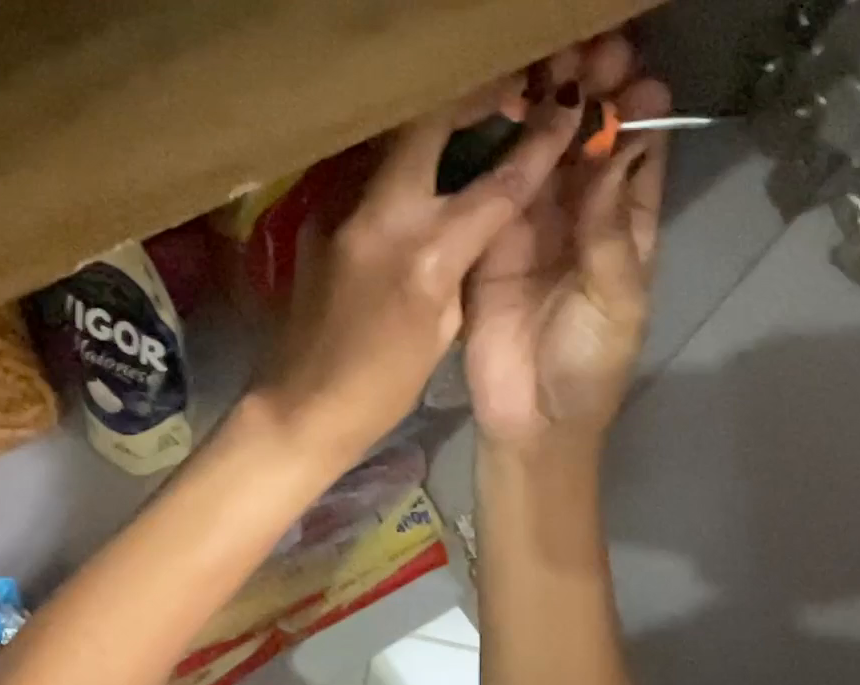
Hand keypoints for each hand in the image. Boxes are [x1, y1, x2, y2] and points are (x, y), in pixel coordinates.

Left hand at [252, 56, 585, 461]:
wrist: (299, 408)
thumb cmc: (380, 389)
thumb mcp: (441, 332)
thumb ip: (460, 268)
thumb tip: (470, 230)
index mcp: (425, 255)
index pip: (495, 185)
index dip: (535, 147)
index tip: (559, 116)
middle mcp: (380, 219)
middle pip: (428, 127)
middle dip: (469, 104)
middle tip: (499, 101)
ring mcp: (338, 217)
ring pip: (389, 148)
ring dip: (427, 136)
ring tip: (456, 139)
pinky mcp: (312, 227)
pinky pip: (362, 183)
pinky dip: (392, 175)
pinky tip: (407, 191)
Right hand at [465, 37, 670, 449]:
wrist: (530, 421)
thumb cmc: (589, 365)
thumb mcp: (618, 298)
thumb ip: (614, 229)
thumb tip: (620, 149)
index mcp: (626, 231)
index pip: (638, 159)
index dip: (639, 115)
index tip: (635, 76)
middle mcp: (578, 222)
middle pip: (587, 149)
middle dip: (592, 99)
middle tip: (585, 54)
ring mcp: (529, 233)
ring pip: (539, 162)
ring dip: (544, 116)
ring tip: (545, 68)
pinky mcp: (485, 249)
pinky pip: (492, 197)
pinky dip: (496, 159)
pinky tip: (496, 118)